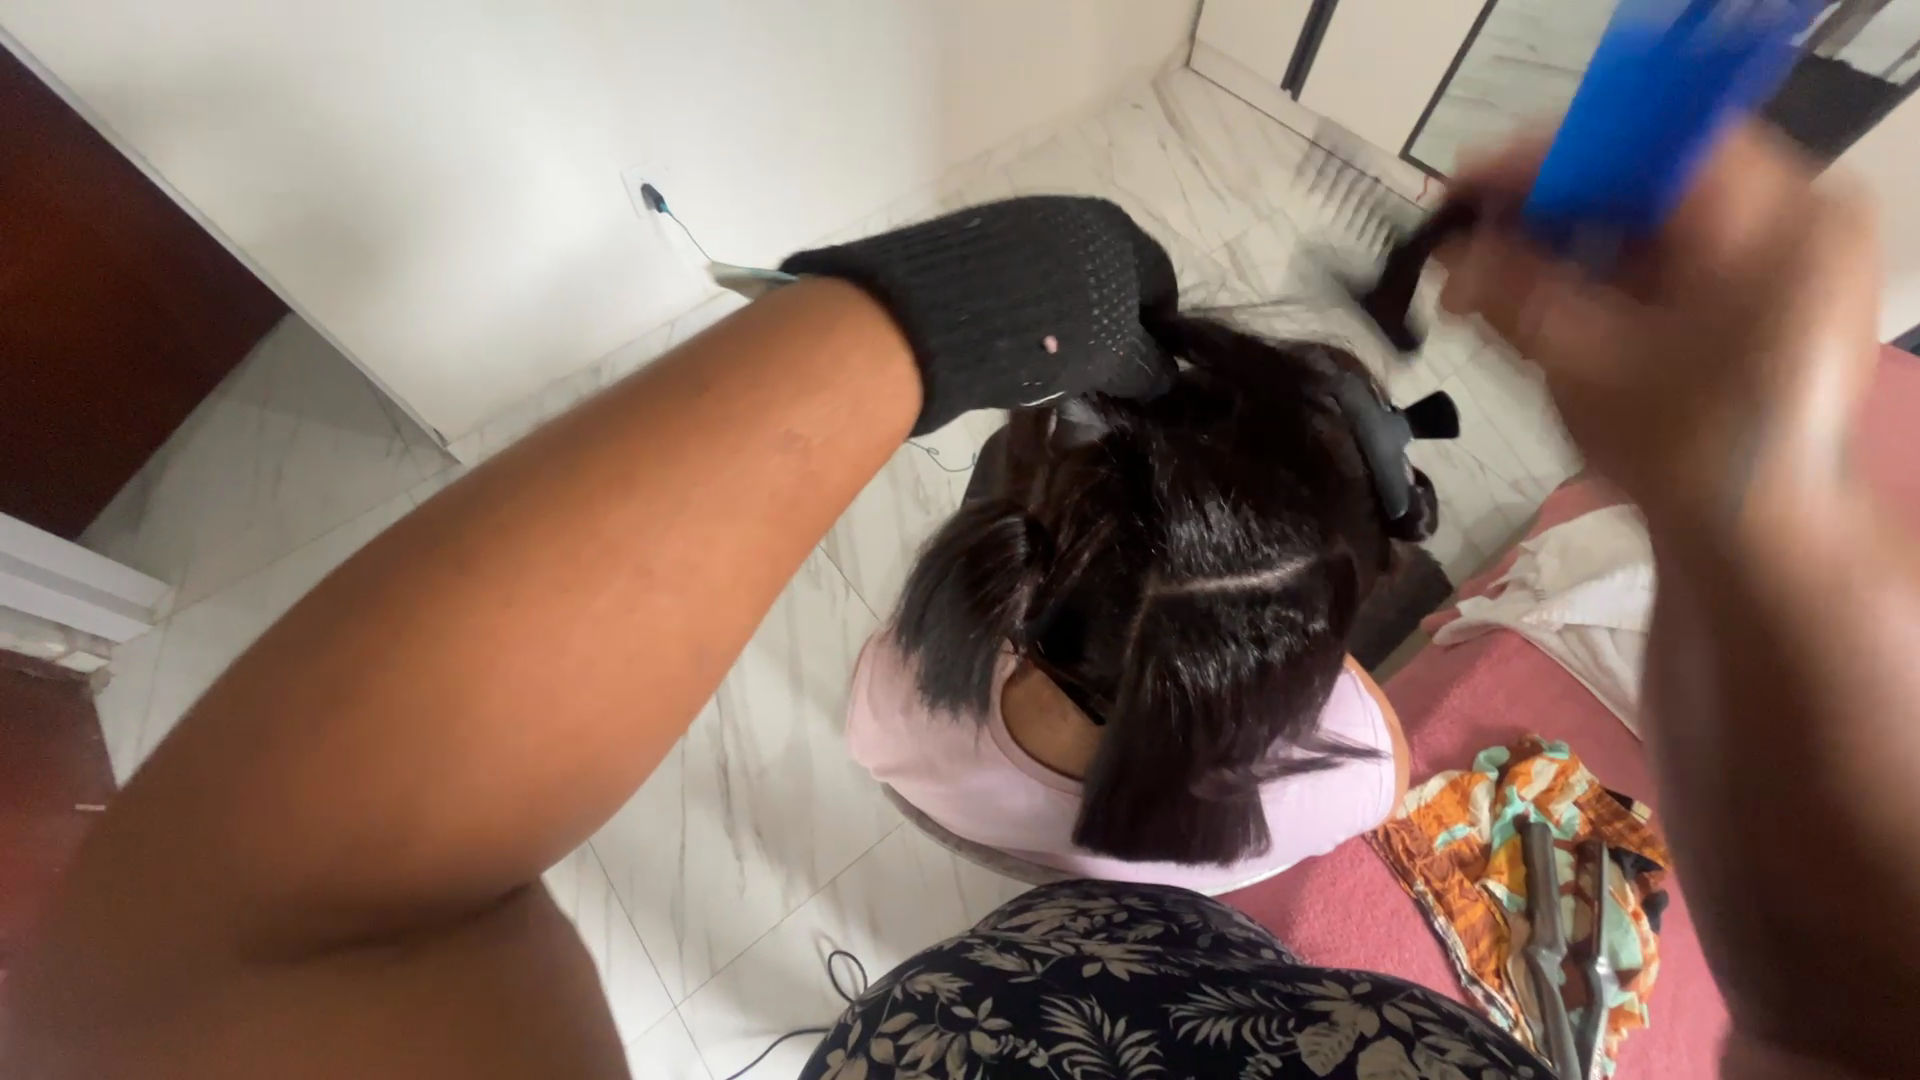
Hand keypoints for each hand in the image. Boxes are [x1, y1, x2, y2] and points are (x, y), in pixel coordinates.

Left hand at [782, 196, 1177, 435]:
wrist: (952, 312)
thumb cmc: (1055, 331)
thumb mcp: (1112, 358)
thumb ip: (1145, 368)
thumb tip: (1165, 379)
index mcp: (1119, 231)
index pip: (1160, 283)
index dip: (1158, 331)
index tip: (1141, 370)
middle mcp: (1074, 217)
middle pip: (1108, 278)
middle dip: (1108, 325)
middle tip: (1093, 371)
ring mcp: (1021, 226)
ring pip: (1061, 283)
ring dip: (1064, 322)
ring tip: (1047, 363)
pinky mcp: (976, 244)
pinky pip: (1017, 283)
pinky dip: (1023, 314)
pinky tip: (1008, 344)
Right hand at [1437, 123, 1881, 530]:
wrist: (1747, 525)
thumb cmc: (1680, 452)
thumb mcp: (1586, 370)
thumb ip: (1518, 300)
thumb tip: (1451, 252)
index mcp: (1778, 228)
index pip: (1656, 145)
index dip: (1551, 157)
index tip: (1465, 185)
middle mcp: (1792, 219)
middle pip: (1647, 176)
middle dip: (1542, 207)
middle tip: (1462, 243)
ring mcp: (1775, 251)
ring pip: (1645, 214)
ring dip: (1554, 240)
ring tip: (1483, 278)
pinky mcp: (1748, 285)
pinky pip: (1655, 251)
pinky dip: (1585, 267)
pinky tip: (1531, 295)